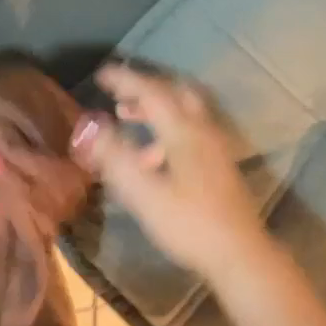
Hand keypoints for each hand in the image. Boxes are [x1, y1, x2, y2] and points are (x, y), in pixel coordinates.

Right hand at [71, 65, 269, 278]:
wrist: (239, 253)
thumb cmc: (189, 223)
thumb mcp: (145, 194)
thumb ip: (115, 158)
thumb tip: (86, 126)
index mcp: (184, 130)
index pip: (152, 91)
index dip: (126, 80)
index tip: (102, 72)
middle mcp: (203, 129)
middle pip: (174, 93)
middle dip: (145, 88)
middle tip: (118, 94)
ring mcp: (215, 144)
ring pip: (184, 110)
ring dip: (156, 108)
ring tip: (127, 118)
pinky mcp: (220, 162)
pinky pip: (190, 128)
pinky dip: (167, 127)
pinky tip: (153, 157)